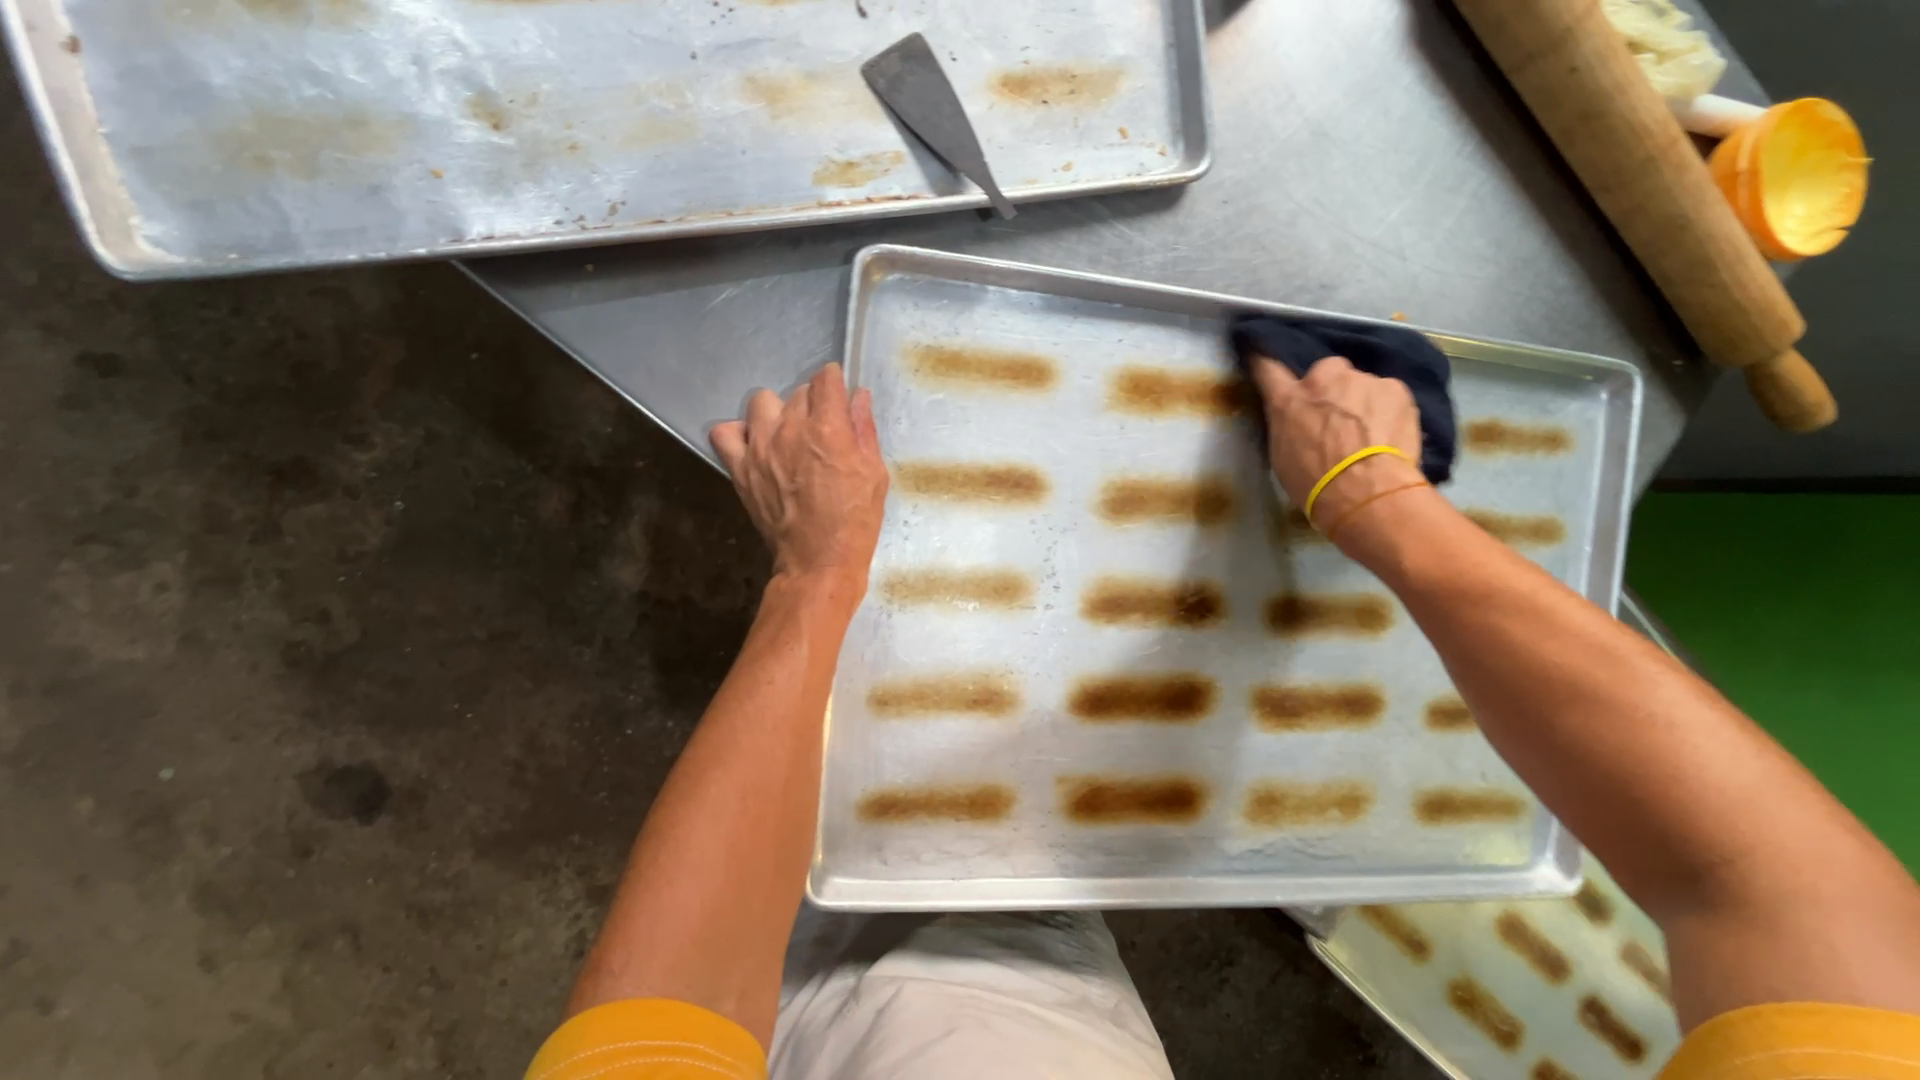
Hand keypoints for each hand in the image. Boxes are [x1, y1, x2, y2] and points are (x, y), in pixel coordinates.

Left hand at [710, 364, 889, 592]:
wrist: (818, 563)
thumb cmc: (855, 522)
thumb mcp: (874, 474)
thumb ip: (864, 430)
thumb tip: (858, 397)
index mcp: (828, 429)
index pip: (826, 380)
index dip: (835, 383)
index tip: (838, 394)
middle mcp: (790, 430)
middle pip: (798, 392)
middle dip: (812, 404)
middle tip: (821, 430)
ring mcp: (760, 448)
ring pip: (762, 403)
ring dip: (777, 413)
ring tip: (787, 435)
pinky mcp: (740, 469)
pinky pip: (726, 433)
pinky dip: (739, 434)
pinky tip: (756, 446)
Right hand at [1248, 353, 1426, 533]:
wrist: (1367, 492)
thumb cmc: (1315, 483)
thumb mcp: (1282, 455)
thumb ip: (1286, 424)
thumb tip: (1294, 416)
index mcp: (1288, 400)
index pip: (1268, 366)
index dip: (1263, 356)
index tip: (1261, 351)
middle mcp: (1323, 378)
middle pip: (1325, 371)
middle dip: (1329, 387)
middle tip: (1335, 417)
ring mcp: (1363, 380)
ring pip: (1360, 384)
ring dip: (1360, 399)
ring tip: (1369, 432)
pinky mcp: (1396, 388)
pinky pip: (1388, 394)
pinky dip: (1387, 409)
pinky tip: (1389, 433)